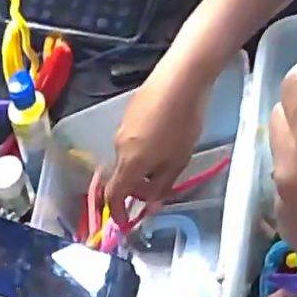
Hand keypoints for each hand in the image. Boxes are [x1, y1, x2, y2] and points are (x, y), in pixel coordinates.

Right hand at [108, 67, 207, 210]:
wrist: (182, 75)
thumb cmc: (182, 123)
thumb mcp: (177, 162)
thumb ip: (161, 187)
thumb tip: (150, 203)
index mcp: (129, 165)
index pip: (114, 196)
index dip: (118, 212)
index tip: (126, 221)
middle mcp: (119, 148)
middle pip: (122, 177)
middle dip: (136, 187)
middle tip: (158, 187)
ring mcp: (122, 129)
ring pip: (127, 159)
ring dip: (141, 167)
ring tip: (165, 158)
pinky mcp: (129, 113)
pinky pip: (131, 141)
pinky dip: (142, 149)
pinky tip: (162, 137)